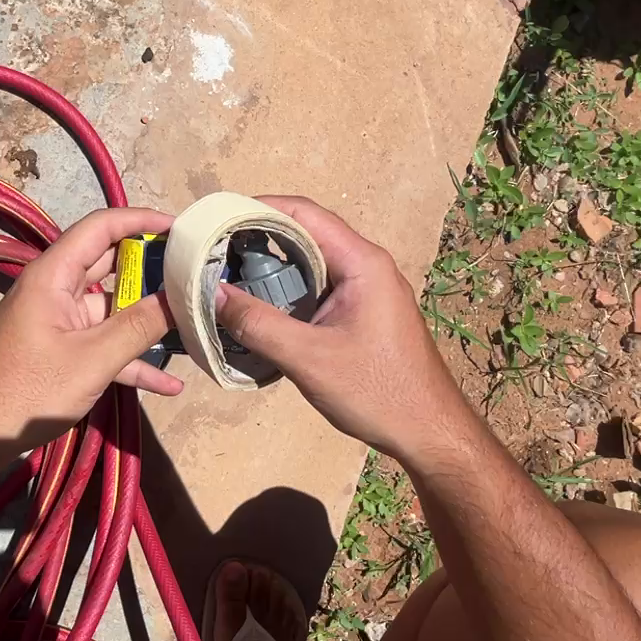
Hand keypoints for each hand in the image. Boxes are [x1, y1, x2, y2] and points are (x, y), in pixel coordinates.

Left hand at [0, 208, 183, 447]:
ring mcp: (57, 322)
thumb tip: (182, 298)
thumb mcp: (92, 360)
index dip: (141, 220)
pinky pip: (101, 344)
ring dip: (147, 320)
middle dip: (152, 270)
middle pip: (109, 265)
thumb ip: (139, 326)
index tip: (181, 229)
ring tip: (193, 324)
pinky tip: (168, 384)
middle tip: (197, 274)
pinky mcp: (59, 351)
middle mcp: (54, 290)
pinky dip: (130, 359)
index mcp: (53, 276)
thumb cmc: (28, 391)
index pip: (100, 227)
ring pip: (110, 309)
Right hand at [211, 196, 480, 462]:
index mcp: (361, 263)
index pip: (304, 213)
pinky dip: (283, 289)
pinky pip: (314, 286)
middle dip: (256, 237)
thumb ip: (257, 323)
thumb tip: (212, 294)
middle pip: (304, 233)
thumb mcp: (308, 358)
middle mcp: (365, 266)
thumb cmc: (377, 391)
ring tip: (223, 276)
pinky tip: (255, 306)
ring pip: (307, 262)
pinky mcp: (358, 312)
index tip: (216, 221)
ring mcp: (364, 289)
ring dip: (268, 265)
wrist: (429, 433)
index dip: (257, 208)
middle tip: (211, 252)